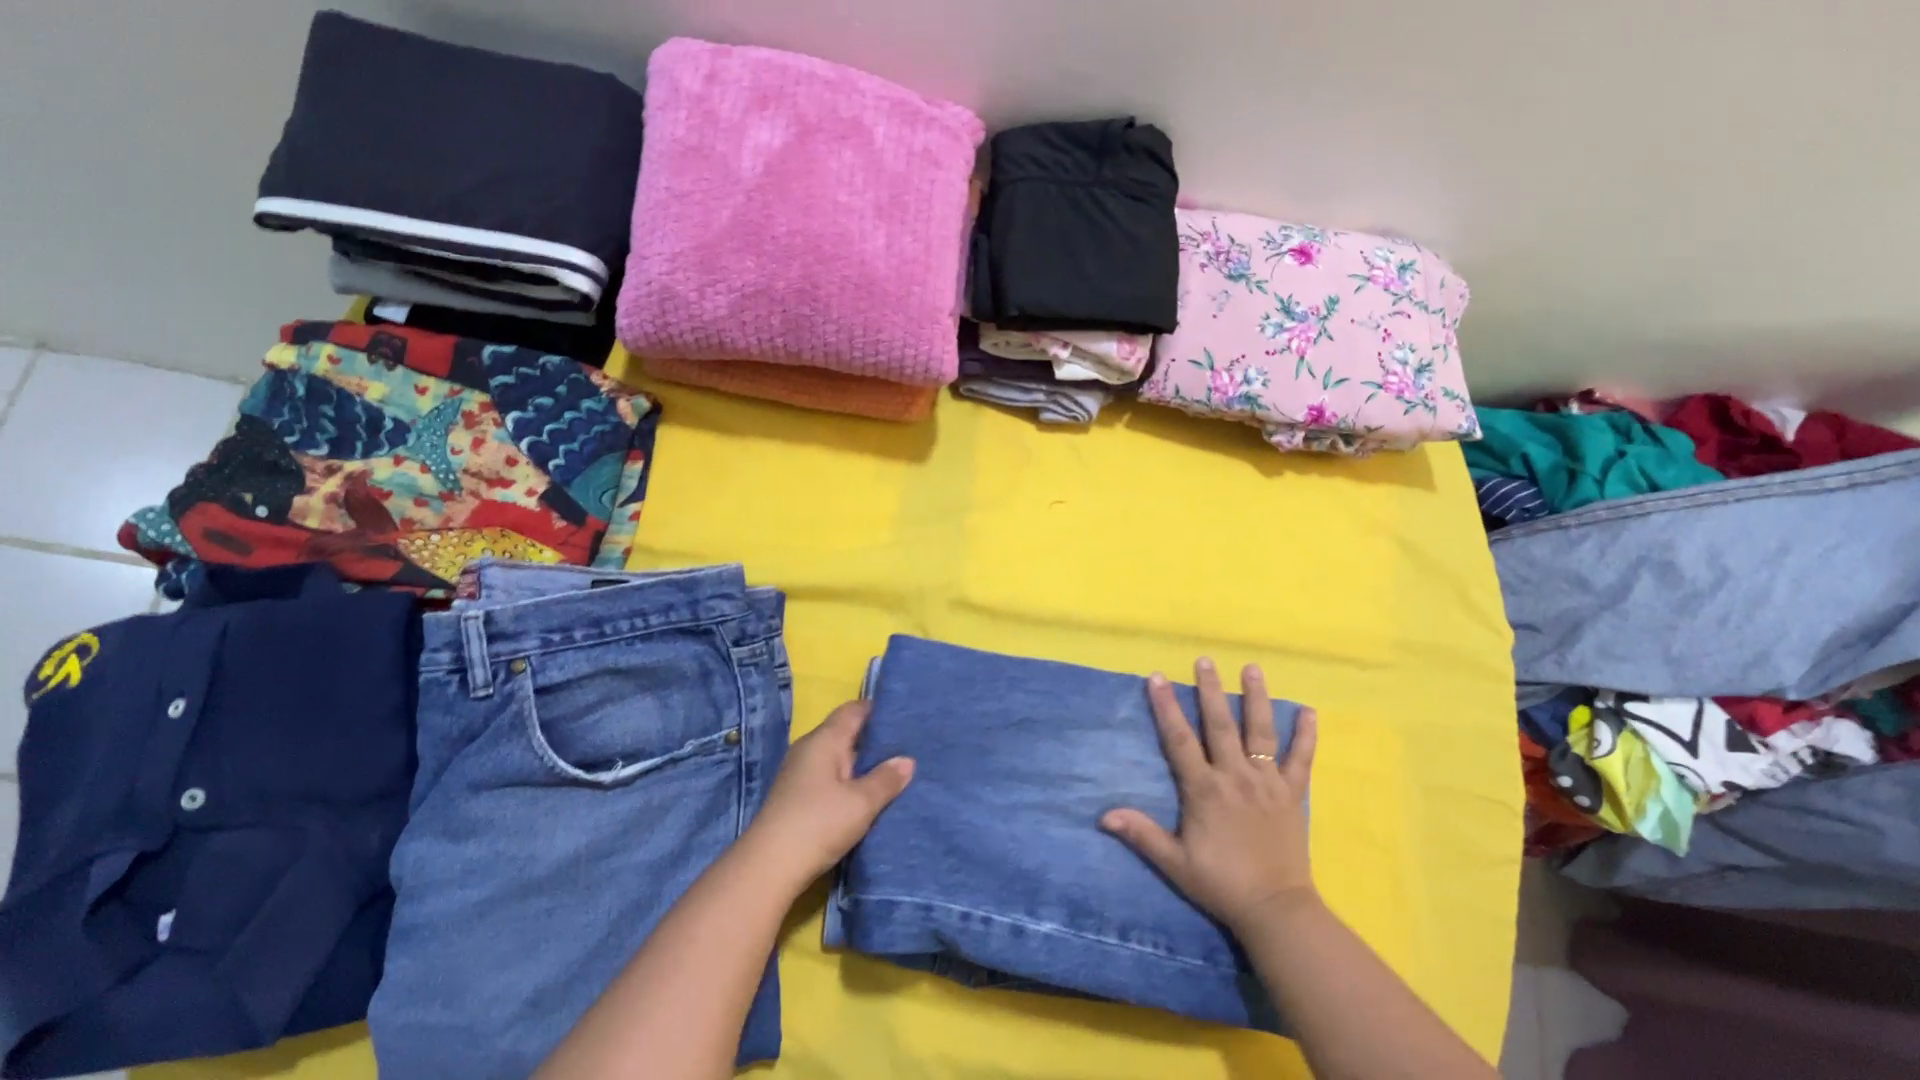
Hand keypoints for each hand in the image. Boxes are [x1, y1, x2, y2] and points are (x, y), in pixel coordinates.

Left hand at [741, 701, 913, 888]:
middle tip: (911, 746)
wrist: (770, 866)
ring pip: (840, 758)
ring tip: (897, 770)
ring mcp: (802, 774)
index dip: (879, 710)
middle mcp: (810, 749)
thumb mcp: (861, 802)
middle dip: (875, 739)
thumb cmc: (818, 823)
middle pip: (846, 733)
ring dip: (864, 764)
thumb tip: (907, 760)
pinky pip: (832, 778)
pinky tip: (870, 795)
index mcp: (824, 740)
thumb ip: (886, 779)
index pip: (853, 710)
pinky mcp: (800, 797)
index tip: (906, 716)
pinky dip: (852, 782)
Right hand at [1101, 659, 1319, 932]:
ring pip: (1260, 732)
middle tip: (1204, 660)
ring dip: (1256, 698)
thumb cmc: (1220, 883)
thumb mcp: (1174, 862)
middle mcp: (1235, 777)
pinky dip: (1306, 735)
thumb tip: (1104, 816)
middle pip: (1220, 725)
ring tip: (1252, 668)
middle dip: (1210, 690)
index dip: (1166, 708)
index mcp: (1204, 790)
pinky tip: (1309, 711)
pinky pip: (1301, 759)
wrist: (1275, 908)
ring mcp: (1267, 783)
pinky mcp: (1293, 794)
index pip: (1179, 740)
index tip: (1157, 678)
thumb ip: (1142, 834)